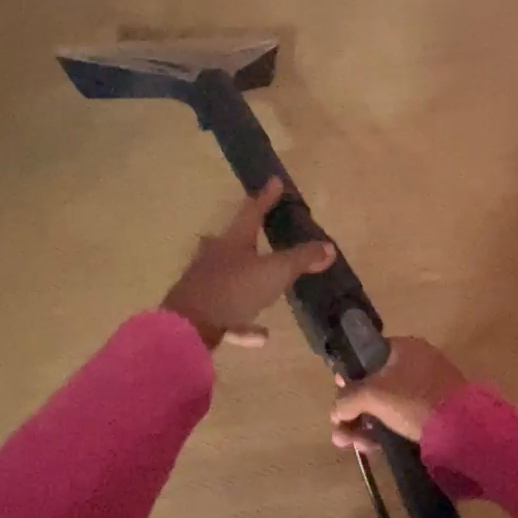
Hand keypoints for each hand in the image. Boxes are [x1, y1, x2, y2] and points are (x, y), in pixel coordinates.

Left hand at [163, 178, 334, 349]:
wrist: (189, 326)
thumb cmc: (234, 288)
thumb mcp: (276, 271)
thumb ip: (302, 259)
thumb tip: (329, 247)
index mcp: (233, 241)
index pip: (253, 211)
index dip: (267, 197)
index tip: (275, 181)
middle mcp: (215, 257)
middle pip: (234, 243)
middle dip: (249, 240)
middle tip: (263, 238)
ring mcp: (205, 284)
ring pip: (231, 279)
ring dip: (249, 284)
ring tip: (268, 293)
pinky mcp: (201, 312)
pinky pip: (229, 315)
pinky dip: (245, 322)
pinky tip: (262, 335)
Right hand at [330, 337, 468, 450]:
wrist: (461, 427)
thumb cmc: (413, 400)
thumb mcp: (373, 395)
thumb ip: (348, 398)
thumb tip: (337, 410)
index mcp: (404, 348)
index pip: (367, 356)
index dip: (349, 375)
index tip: (339, 395)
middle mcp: (416, 364)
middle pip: (374, 385)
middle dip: (353, 410)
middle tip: (340, 431)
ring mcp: (426, 389)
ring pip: (386, 405)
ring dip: (364, 425)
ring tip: (350, 445)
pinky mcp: (433, 413)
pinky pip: (401, 418)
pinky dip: (384, 430)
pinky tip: (369, 447)